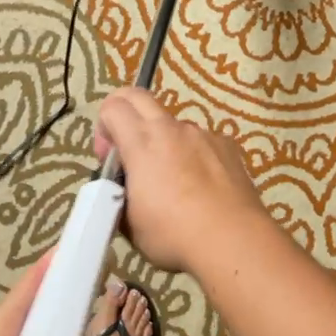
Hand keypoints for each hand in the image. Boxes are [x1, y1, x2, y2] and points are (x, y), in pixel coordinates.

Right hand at [94, 87, 268, 273]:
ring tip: (174, 184)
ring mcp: (202, 133)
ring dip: (164, 142)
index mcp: (143, 142)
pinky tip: (202, 188)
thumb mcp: (130, 222)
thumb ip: (122, 192)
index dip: (104, 127)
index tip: (109, 158)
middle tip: (128, 151)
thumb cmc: (173, 234)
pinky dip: (193, 156)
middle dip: (126, 113)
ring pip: (173, 125)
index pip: (113, 106)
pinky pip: (201, 140)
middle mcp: (172, 128)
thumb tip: (127, 185)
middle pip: (139, 97)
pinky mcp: (226, 143)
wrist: (231, 238)